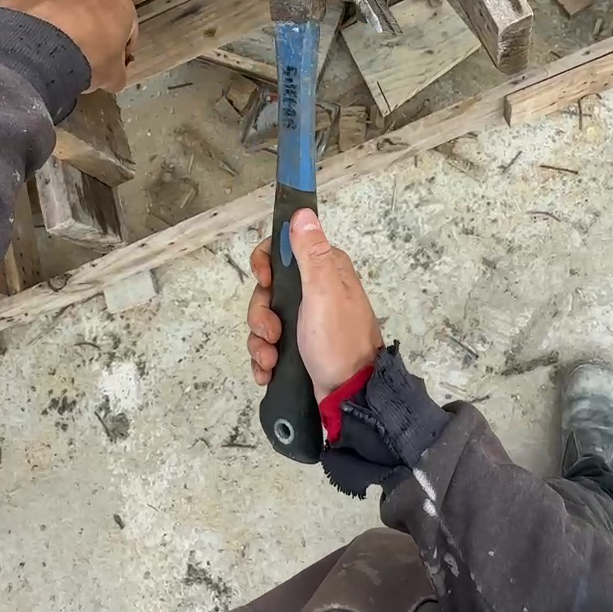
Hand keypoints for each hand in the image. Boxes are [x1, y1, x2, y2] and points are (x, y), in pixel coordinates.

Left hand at [0, 0, 137, 91]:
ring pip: (61, 0)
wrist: (38, 52)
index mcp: (119, 4)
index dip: (120, 46)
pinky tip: (27, 36)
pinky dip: (31, 14)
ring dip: (59, 19)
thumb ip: (118, 72)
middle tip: (79, 54)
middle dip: (88, 27)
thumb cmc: (84, 59)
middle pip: (93, 7)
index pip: (127, 26)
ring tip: (49, 47)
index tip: (110, 61)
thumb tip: (113, 76)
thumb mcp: (113, 77)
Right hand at [246, 209, 382, 399]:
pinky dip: (264, 358)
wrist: (351, 399)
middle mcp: (316, 290)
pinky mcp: (300, 345)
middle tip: (271, 333)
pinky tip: (268, 371)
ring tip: (270, 360)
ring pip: (265, 318)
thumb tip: (303, 212)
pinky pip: (269, 344)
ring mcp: (307, 319)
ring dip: (260, 341)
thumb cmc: (339, 342)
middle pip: (268, 288)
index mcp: (325, 269)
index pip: (284, 248)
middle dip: (261, 314)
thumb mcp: (324, 293)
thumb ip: (310, 253)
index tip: (264, 281)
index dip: (266, 263)